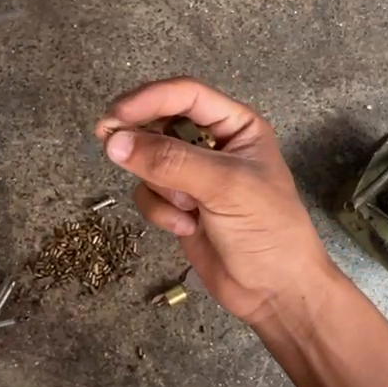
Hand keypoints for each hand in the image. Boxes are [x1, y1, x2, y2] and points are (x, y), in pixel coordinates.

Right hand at [95, 78, 339, 326]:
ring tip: (187, 208)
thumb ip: (170, 161)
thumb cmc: (267, 229)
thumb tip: (114, 142)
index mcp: (236, 125)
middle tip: (111, 146)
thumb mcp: (224, 187)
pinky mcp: (179, 206)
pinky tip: (187, 228)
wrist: (276, 291)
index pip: (185, 95)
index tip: (115, 118)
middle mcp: (212, 144)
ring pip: (148, 162)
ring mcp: (194, 176)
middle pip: (159, 124)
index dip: (148, 99)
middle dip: (144, 143)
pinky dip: (160, 211)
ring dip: (159, 186)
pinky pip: (148, 194)